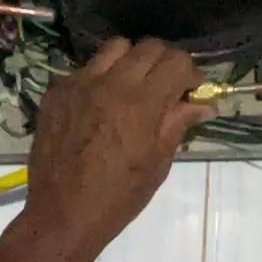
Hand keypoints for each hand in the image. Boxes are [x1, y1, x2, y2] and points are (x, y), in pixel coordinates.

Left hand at [17, 38, 212, 261]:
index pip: (177, 62)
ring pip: (115, 48)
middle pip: (148, 47)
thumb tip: (204, 103)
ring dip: (132, 61)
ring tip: (133, 87)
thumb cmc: (117, 198)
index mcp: (141, 104)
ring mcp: (79, 84)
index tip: (192, 90)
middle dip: (165, 62)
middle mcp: (110, 84)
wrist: (62, 215)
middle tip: (167, 86)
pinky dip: (101, 78)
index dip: (191, 73)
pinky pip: (86, 69)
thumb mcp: (157, 165)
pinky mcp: (57, 92)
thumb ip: (178, 124)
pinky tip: (102, 105)